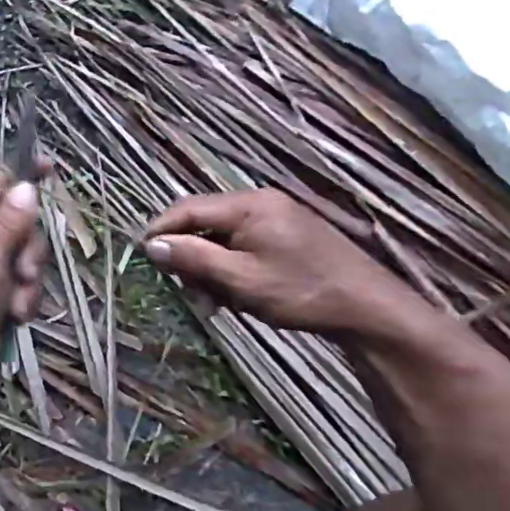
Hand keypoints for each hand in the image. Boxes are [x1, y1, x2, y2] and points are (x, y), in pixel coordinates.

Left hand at [0, 171, 47, 369]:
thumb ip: (9, 222)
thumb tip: (27, 186)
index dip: (22, 178)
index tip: (49, 169)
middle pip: (21, 222)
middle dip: (29, 251)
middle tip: (23, 272)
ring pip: (28, 255)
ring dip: (29, 281)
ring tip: (16, 302)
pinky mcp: (0, 286)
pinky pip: (26, 280)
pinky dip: (25, 297)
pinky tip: (14, 314)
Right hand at [143, 189, 436, 341]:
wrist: (368, 307)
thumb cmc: (301, 292)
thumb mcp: (240, 279)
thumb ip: (193, 259)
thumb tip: (151, 245)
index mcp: (248, 205)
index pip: (187, 208)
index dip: (160, 231)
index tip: (141, 257)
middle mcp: (261, 203)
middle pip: (204, 223)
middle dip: (189, 257)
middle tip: (187, 293)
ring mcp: (277, 218)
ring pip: (223, 238)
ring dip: (210, 268)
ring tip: (215, 303)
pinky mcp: (288, 236)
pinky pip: (244, 246)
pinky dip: (231, 269)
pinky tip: (236, 296)